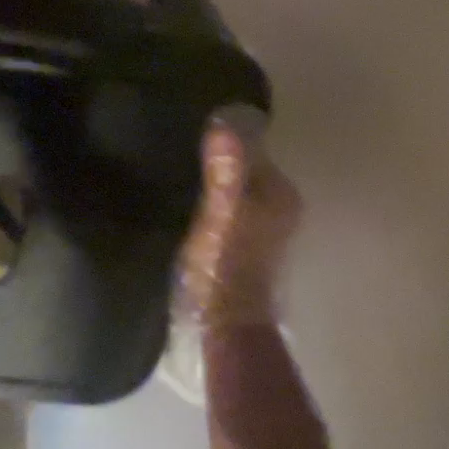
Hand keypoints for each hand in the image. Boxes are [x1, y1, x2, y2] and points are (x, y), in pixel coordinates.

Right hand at [178, 105, 302, 327]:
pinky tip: (180, 198)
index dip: (221, 135)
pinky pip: (224, 204)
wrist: (225, 324)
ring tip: (169, 167)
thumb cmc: (224, 267)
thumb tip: (224, 124)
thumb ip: (225, 174)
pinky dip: (207, 198)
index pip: (250, 145)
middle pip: (242, 165)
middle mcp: (278, 204)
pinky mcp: (241, 242)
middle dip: (213, 155)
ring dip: (208, 177)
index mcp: (279, 192)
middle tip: (170, 143)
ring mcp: (261, 225)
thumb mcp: (220, 216)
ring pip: (232, 185)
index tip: (185, 128)